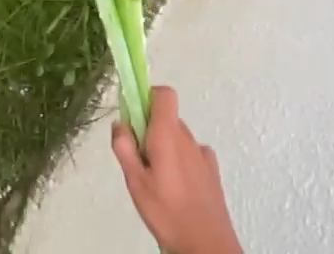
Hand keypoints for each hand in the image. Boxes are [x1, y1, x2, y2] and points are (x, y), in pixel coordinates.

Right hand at [112, 87, 242, 253]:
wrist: (207, 247)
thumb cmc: (166, 212)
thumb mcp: (134, 181)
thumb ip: (123, 147)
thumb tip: (120, 122)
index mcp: (168, 135)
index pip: (164, 94)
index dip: (147, 96)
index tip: (133, 117)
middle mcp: (188, 138)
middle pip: (166, 117)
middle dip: (149, 128)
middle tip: (138, 158)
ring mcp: (203, 155)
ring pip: (178, 137)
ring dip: (164, 146)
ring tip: (156, 179)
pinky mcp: (212, 172)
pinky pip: (191, 153)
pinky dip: (181, 160)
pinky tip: (175, 185)